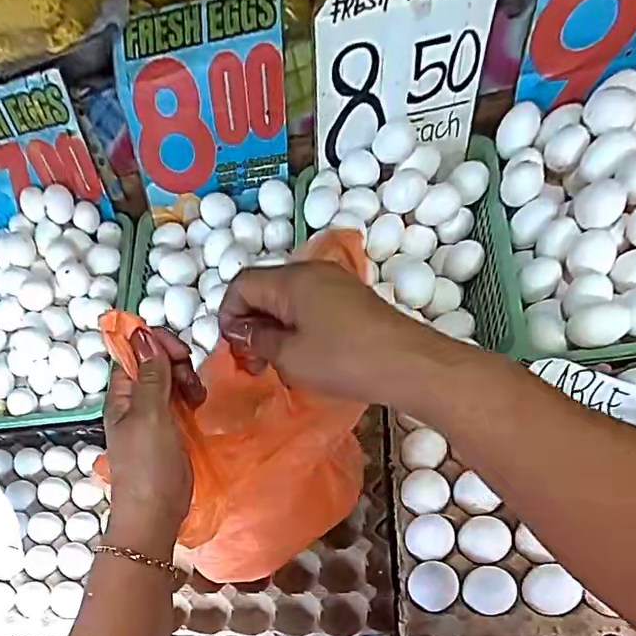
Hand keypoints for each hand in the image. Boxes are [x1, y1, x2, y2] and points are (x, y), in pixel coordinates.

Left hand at [103, 325, 193, 554]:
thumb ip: (149, 376)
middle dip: (174, 362)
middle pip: (154, 364)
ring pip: (170, 381)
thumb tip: (142, 335)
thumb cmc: (148, 466)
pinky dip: (191, 397)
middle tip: (188, 379)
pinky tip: (198, 406)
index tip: (176, 351)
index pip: (132, 353)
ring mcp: (153, 416)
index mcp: (120, 396)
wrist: (156, 512)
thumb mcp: (149, 416)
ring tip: (196, 397)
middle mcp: (134, 403)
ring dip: (186, 379)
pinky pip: (180, 401)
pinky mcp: (171, 430)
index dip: (152, 344)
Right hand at [217, 261, 454, 402]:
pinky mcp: (348, 299)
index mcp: (291, 279)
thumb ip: (257, 339)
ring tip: (273, 362)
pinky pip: (307, 306)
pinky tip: (299, 354)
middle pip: (262, 288)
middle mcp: (311, 271)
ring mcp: (333, 283)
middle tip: (251, 362)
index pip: (241, 284)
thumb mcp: (289, 355)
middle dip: (248, 322)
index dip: (228, 316)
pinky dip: (293, 327)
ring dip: (271, 327)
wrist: (406, 363)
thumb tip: (240, 332)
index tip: (234, 349)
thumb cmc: (342, 360)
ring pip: (285, 299)